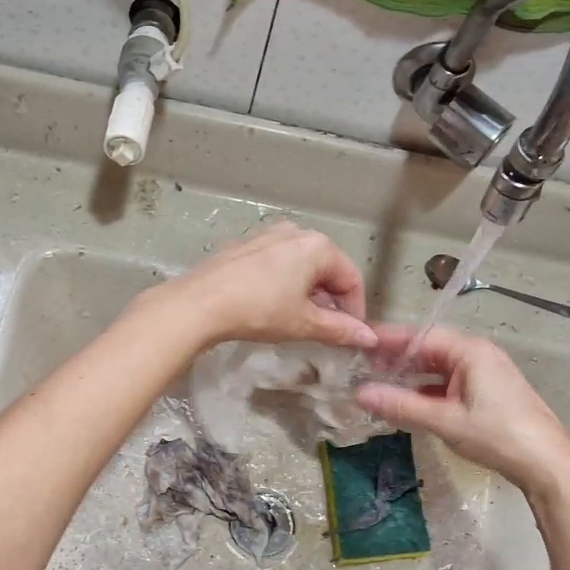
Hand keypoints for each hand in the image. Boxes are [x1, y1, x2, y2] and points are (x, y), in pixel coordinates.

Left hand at [143, 222, 374, 348]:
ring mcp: (267, 235)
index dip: (356, 310)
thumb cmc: (259, 311)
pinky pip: (277, 264)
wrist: (199, 303)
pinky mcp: (244, 246)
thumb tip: (369, 338)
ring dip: (307, 294)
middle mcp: (296, 232)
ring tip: (299, 322)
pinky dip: (284, 285)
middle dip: (331, 301)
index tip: (351, 336)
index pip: (351, 278)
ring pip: (301, 266)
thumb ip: (339, 329)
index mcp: (317, 246)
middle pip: (327, 269)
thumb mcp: (303, 324)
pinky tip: (272, 307)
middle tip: (326, 331)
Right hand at [355, 324, 569, 495]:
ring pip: (438, 369)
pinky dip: (426, 390)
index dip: (389, 339)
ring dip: (410, 376)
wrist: (546, 463)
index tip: (360, 343)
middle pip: (429, 349)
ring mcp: (484, 375)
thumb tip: (360, 394)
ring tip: (378, 384)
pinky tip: (407, 403)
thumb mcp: (445, 420)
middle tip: (362, 366)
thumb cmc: (498, 434)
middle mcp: (478, 356)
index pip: (421, 335)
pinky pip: (448, 384)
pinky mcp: (486, 394)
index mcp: (471, 351)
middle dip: (397, 358)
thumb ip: (401, 406)